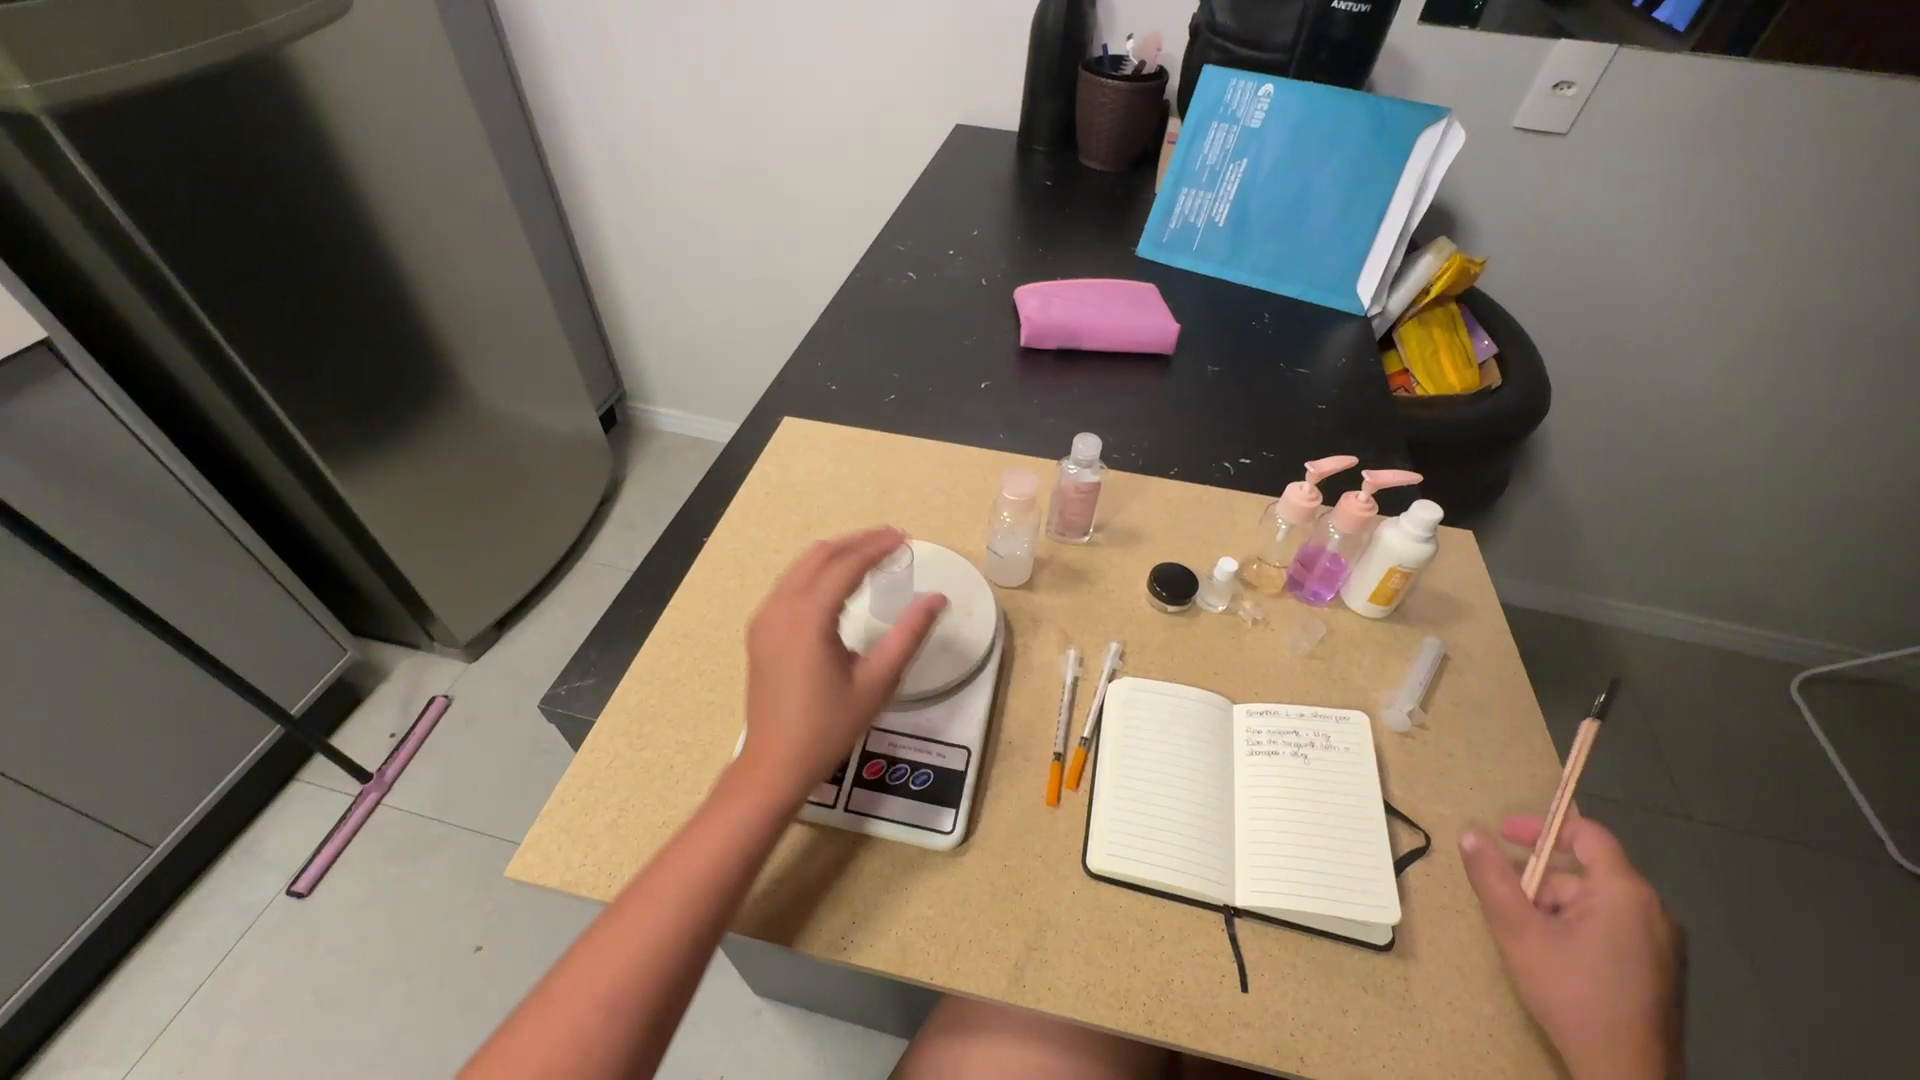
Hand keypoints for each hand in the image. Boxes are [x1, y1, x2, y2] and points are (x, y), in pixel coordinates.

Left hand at [737, 527, 946, 800]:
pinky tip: (839, 583)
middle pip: (820, 556)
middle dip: (857, 542)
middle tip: (892, 540)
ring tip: (871, 554)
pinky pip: (790, 585)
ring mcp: (764, 618)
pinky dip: (817, 572)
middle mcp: (780, 608)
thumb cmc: (829, 726)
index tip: (905, 537)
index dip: (877, 546)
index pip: (846, 565)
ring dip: (836, 554)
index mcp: (808, 618)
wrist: (775, 763)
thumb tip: (937, 599)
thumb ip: (909, 635)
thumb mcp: (878, 681)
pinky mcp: (760, 631)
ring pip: (800, 567)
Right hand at [1460, 816, 1685, 1079]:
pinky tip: (1558, 962)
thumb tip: (1471, 834)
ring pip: (1597, 905)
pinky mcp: (1662, 970)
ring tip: (1530, 942)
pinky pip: (1614, 929)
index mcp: (1625, 892)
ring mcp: (1664, 943)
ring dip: (1557, 910)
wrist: (1626, 1071)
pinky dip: (1579, 930)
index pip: (1588, 834)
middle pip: (1586, 874)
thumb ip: (1492, 878)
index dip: (1542, 827)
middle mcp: (1654, 910)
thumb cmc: (1571, 992)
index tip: (1504, 835)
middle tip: (1509, 909)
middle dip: (1541, 884)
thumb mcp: (1518, 930)